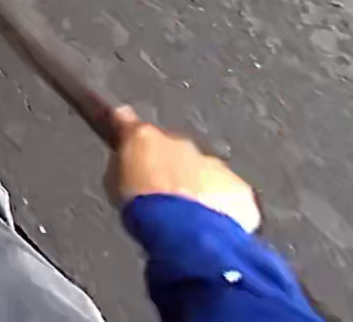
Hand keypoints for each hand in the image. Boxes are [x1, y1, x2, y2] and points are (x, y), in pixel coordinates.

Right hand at [107, 106, 260, 231]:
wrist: (185, 231)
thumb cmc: (144, 205)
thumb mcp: (114, 182)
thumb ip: (123, 165)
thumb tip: (128, 166)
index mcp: (140, 136)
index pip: (127, 120)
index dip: (125, 123)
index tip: (123, 122)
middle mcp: (176, 143)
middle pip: (171, 148)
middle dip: (169, 162)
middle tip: (162, 186)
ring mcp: (211, 164)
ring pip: (204, 170)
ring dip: (197, 182)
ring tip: (189, 209)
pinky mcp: (239, 188)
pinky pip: (231, 192)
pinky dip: (223, 202)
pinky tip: (213, 219)